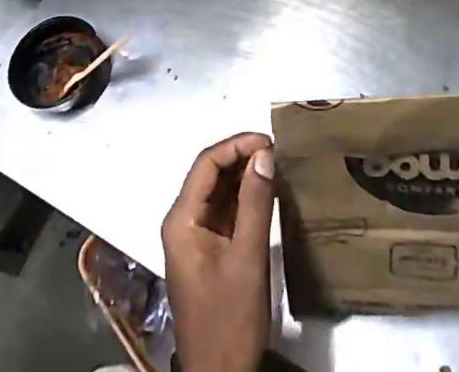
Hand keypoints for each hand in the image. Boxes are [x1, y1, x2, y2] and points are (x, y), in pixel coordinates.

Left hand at [163, 133, 275, 371]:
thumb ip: (255, 205)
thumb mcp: (247, 259)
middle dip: (240, 158)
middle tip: (276, 151)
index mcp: (181, 219)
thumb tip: (263, 156)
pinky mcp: (207, 250)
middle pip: (209, 175)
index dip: (235, 146)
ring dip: (243, 177)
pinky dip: (244, 200)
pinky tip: (266, 193)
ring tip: (276, 165)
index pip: (205, 165)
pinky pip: (224, 213)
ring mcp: (194, 236)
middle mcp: (182, 221)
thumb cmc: (229, 318)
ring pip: (218, 193)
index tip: (268, 140)